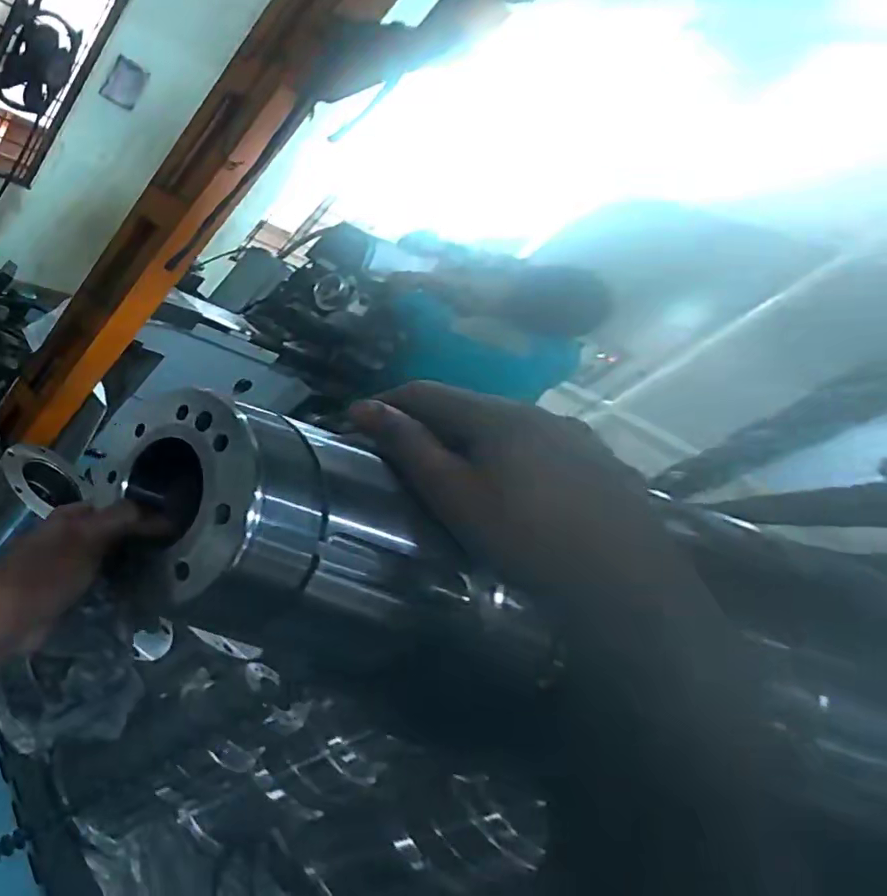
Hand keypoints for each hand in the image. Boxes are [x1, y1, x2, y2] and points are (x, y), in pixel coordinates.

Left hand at [0, 502, 171, 651]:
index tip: (168, 529)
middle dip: (132, 547)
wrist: (7, 616)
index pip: (107, 510)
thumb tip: (153, 509)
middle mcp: (63, 541)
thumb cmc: (45, 571)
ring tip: (162, 583)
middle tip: (170, 559)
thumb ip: (117, 521)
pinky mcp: (62, 600)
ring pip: (101, 566)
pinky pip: (94, 592)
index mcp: (66, 519)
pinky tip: (134, 606)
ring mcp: (62, 571)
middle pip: (105, 538)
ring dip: (124, 573)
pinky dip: (112, 596)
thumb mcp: (84, 539)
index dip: (135, 516)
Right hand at [347, 382, 715, 637]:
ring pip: (501, 425)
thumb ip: (406, 444)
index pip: (423, 391)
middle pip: (464, 405)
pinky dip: (502, 453)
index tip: (352, 427)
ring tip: (443, 467)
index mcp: (499, 415)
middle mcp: (541, 413)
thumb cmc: (525, 539)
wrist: (634, 595)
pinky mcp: (603, 467)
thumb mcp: (450, 492)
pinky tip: (502, 483)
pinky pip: (535, 446)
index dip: (381, 404)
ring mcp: (579, 439)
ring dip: (462, 437)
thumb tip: (363, 407)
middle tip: (390, 450)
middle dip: (420, 421)